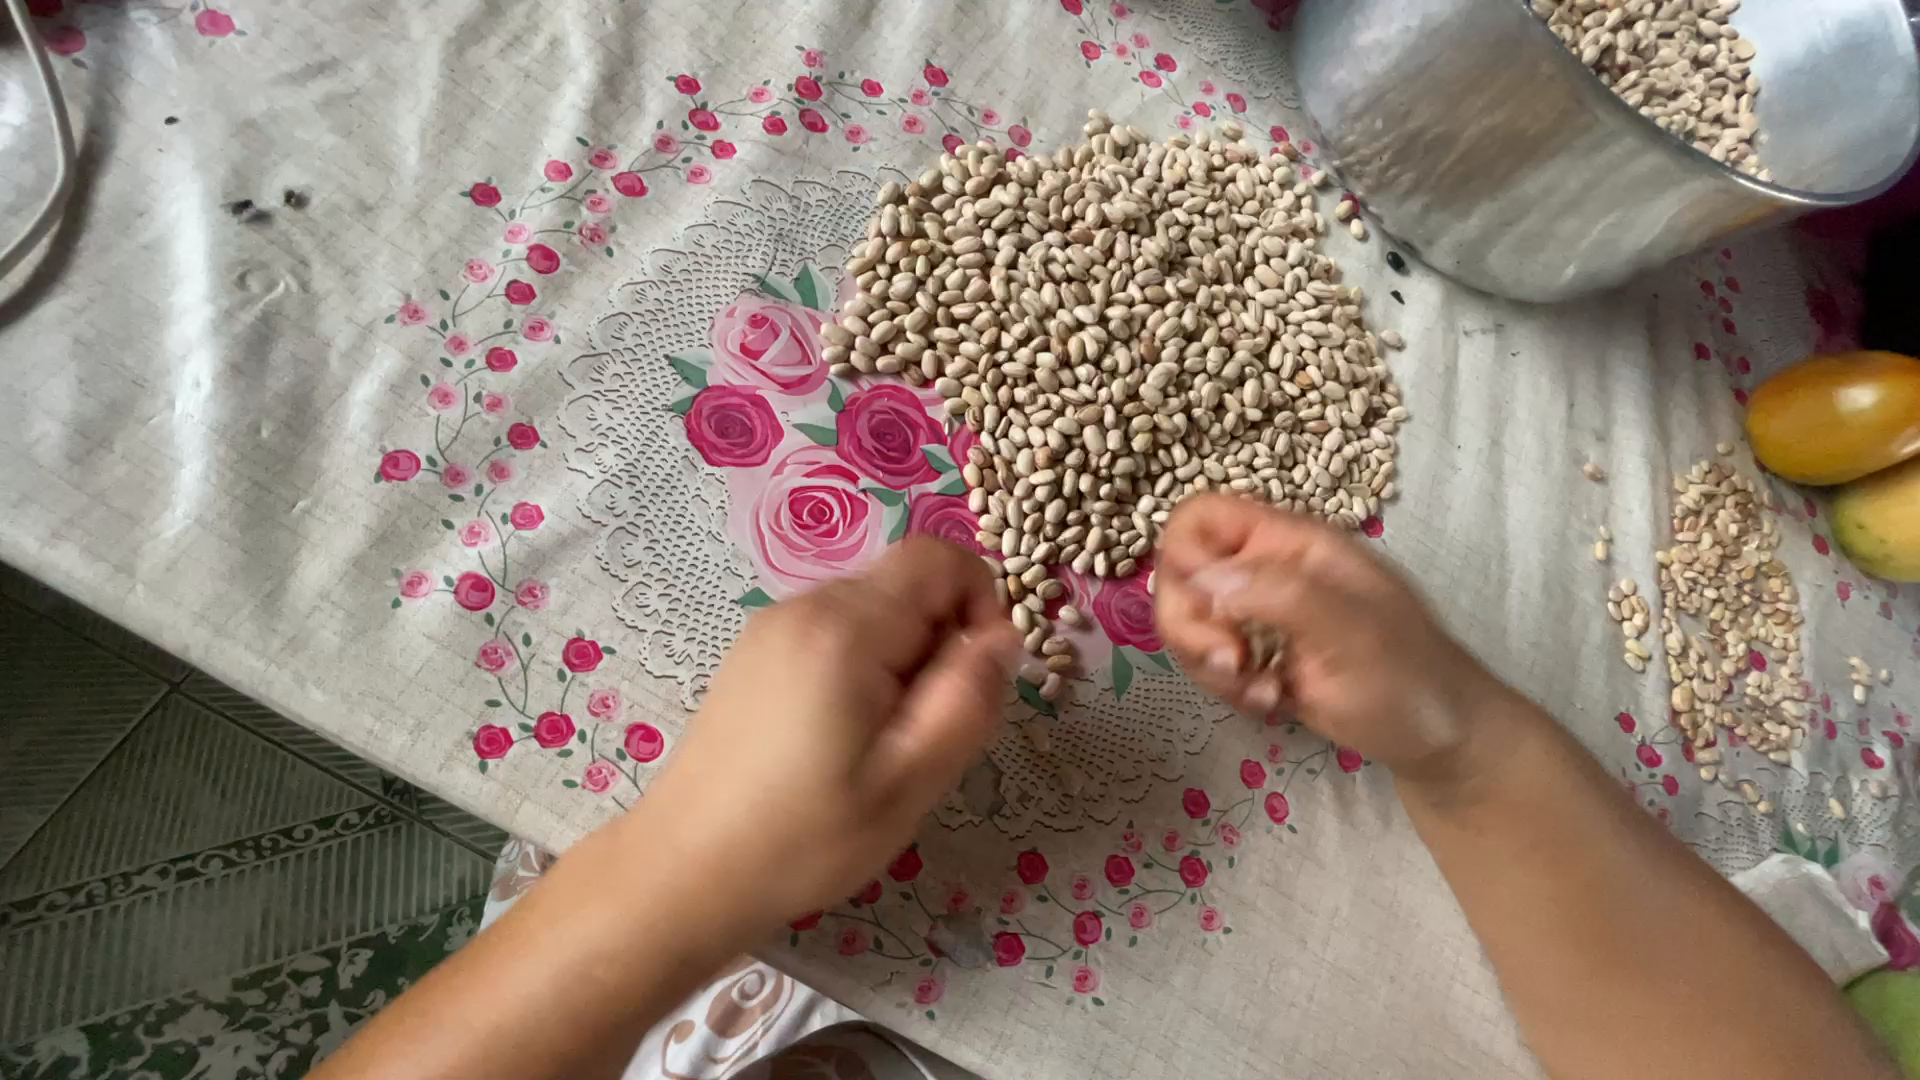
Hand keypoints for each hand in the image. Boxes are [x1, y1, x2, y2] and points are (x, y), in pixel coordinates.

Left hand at [627, 537, 1019, 938]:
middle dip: (940, 639)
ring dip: (904, 654)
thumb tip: (1003, 636)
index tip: (975, 674)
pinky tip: (842, 728)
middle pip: (908, 582)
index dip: (980, 600)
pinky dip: (866, 660)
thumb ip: (968, 699)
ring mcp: (775, 622)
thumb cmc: (804, 837)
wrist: (684, 870)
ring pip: (876, 605)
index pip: (938, 558)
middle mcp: (806, 604)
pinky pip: (839, 626)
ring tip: (882, 735)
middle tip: (925, 724)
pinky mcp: (759, 646)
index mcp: (846, 628)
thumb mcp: (909, 781)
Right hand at [1153, 495, 1515, 787]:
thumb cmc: (1409, 678)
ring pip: (1186, 622)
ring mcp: (1252, 614)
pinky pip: (1203, 661)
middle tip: (1232, 661)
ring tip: (1262, 689)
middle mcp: (1261, 570)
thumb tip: (1203, 579)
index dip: (1183, 552)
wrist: (1437, 739)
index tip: (1202, 602)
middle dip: (1191, 625)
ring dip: (1208, 663)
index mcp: (1289, 543)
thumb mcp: (1355, 632)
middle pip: (1179, 575)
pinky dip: (1224, 686)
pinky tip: (1270, 699)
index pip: (1202, 516)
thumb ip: (1281, 594)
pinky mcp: (1249, 655)